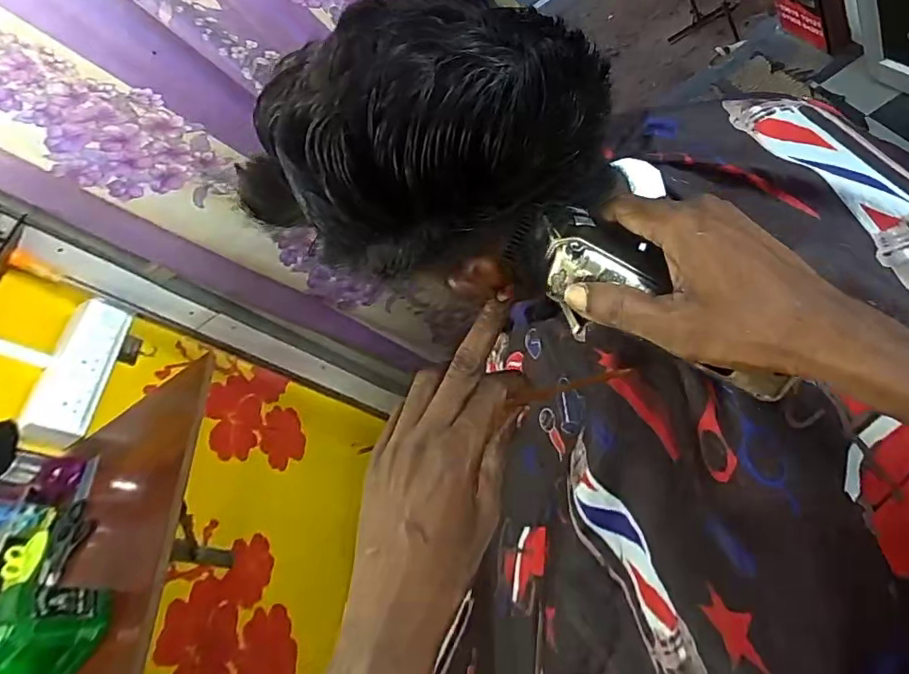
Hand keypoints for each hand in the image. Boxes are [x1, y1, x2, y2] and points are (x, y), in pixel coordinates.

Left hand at [332, 301, 521, 673]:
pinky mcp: (378, 449)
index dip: (514, 379)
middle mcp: (423, 434)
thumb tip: (514, 411)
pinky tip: (438, 407)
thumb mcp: (488, 509)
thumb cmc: (449, 563)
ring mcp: (395, 438)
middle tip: (498, 306)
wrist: (390, 602)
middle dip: (481, 333)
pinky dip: (425, 394)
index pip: (491, 391)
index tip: (529, 384)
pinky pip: (403, 404)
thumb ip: (498, 452)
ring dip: (451, 370)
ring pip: (426, 379)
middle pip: (457, 368)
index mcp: (457, 451)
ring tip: (471, 378)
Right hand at [564, 194, 883, 375]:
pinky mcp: (746, 225)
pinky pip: (700, 223)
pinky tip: (692, 275)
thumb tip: (572, 288)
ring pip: (675, 217)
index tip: (583, 244)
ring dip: (656, 239)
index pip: (622, 205)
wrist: (821, 326)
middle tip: (615, 271)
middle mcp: (700, 206)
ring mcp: (728, 212)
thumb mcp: (674, 327)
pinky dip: (683, 240)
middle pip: (648, 210)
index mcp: (677, 223)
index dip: (597, 220)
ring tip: (651, 278)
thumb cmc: (743, 327)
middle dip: (626, 235)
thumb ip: (620, 306)